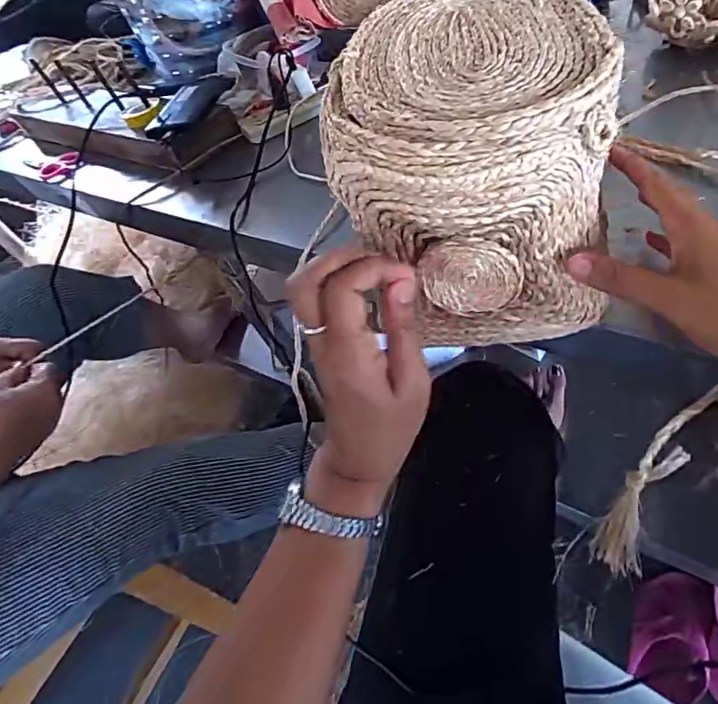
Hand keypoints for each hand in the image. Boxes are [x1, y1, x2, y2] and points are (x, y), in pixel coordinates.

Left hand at [0, 338, 38, 397]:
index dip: (42, 360)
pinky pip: (8, 385)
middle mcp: (4, 356)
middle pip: (31, 363)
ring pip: (21, 376)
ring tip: (24, 401)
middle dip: (35, 376)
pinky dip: (12, 392)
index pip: (34, 348)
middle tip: (34, 394)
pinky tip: (9, 404)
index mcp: (3, 346)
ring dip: (23, 386)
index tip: (42, 378)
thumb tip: (24, 367)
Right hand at [0, 362, 64, 476]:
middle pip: (51, 384)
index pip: (49, 367)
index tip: (17, 372)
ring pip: (47, 401)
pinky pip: (43, 415)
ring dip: (34, 399)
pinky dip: (32, 413)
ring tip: (8, 406)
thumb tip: (23, 369)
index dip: (34, 366)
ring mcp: (53, 420)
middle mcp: (57, 402)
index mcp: (48, 388)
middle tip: (10, 389)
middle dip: (35, 383)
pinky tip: (12, 420)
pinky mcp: (44, 435)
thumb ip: (12, 374)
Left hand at [286, 249, 431, 516]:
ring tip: (376, 265)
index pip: (341, 288)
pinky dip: (336, 276)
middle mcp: (322, 340)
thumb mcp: (414, 383)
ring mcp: (315, 340)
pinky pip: (314, 297)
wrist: (356, 462)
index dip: (372, 267)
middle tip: (383, 258)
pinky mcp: (318, 340)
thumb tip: (402, 281)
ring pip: (303, 285)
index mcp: (346, 352)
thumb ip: (404, 329)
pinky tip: (367, 280)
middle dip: (344, 256)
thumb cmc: (391, 429)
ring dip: (336, 264)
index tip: (405, 275)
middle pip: (307, 280)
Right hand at [566, 146, 717, 373]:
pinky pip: (686, 236)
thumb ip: (621, 279)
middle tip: (612, 163)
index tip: (607, 144)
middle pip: (669, 193)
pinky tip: (653, 241)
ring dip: (654, 201)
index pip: (655, 184)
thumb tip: (569, 259)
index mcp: (691, 225)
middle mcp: (704, 227)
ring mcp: (717, 246)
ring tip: (629, 192)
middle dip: (640, 176)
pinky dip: (665, 231)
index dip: (631, 163)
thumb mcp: (670, 298)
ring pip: (678, 214)